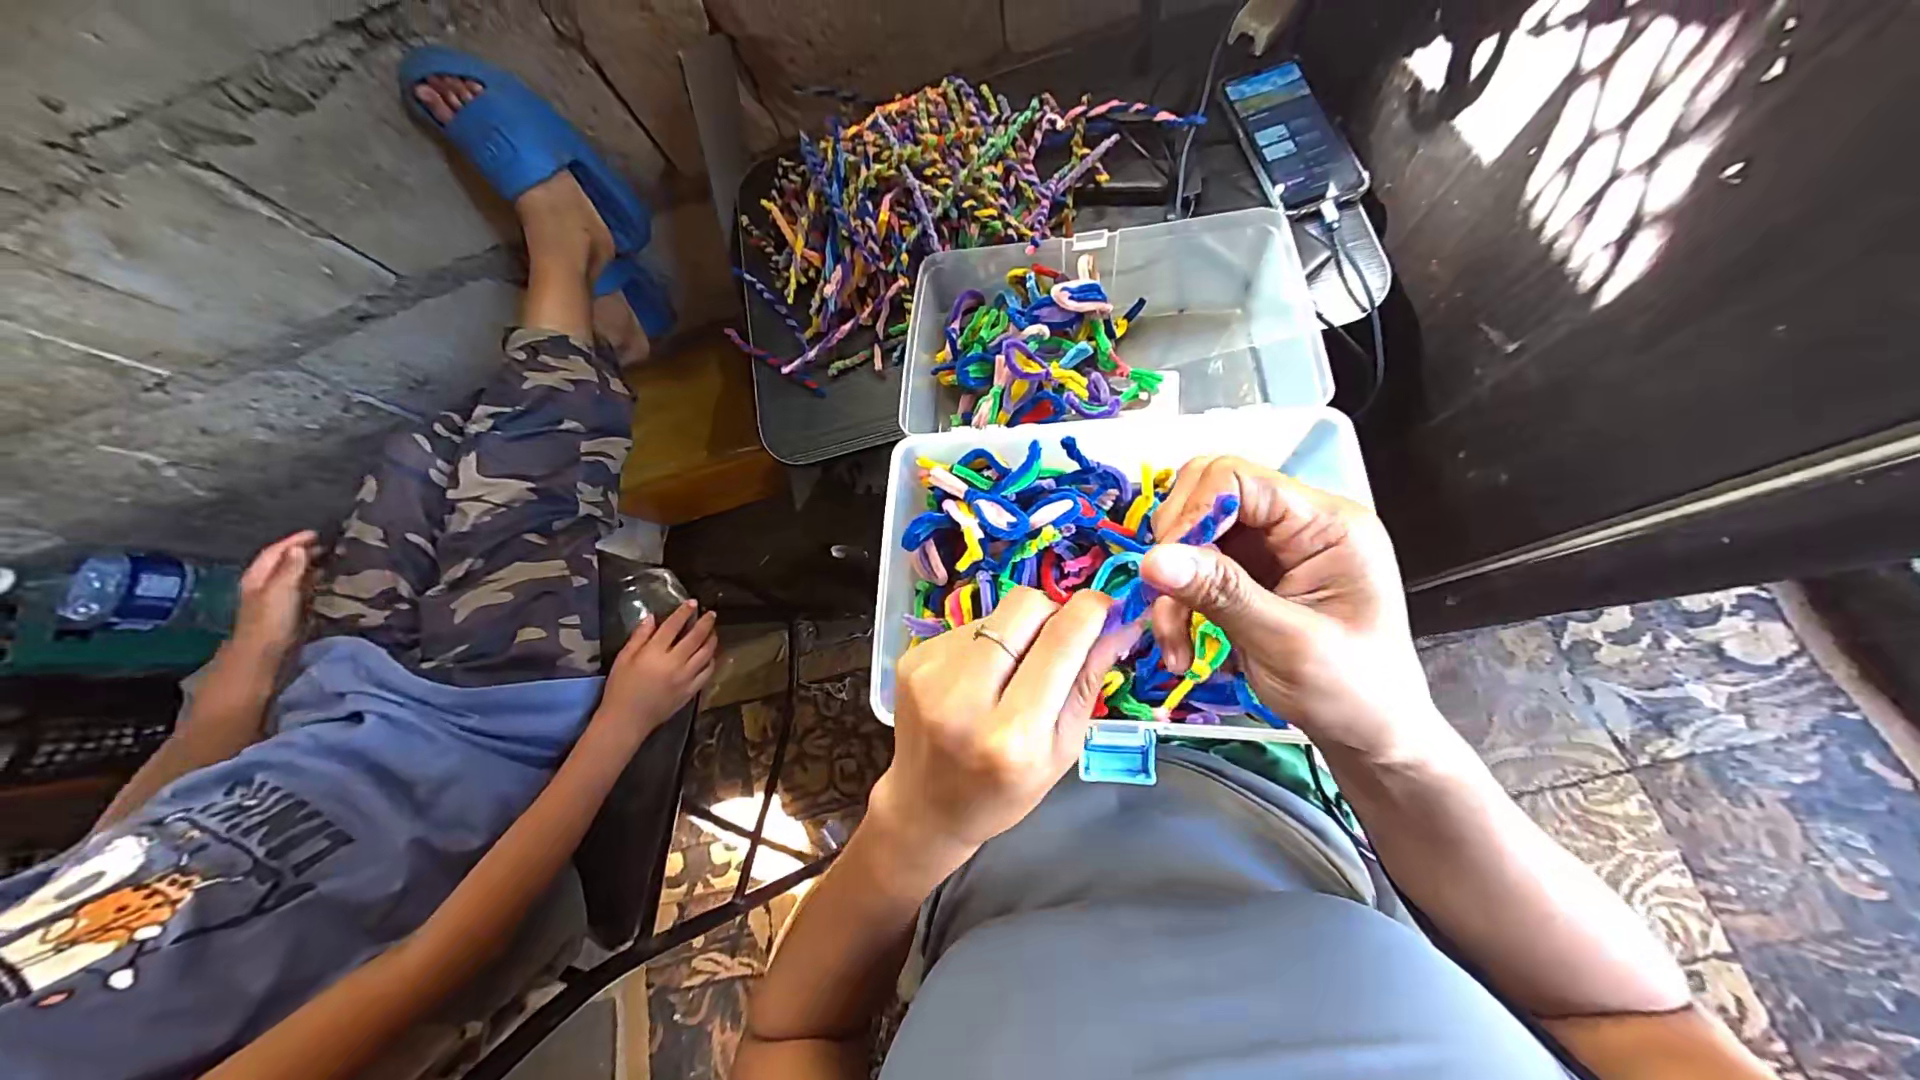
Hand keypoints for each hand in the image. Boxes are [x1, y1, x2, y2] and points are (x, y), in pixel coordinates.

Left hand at [232, 531, 320, 658]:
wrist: (266, 652)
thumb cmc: (271, 619)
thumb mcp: (280, 590)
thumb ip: (290, 568)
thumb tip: (299, 548)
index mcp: (258, 577)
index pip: (275, 552)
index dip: (294, 541)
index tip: (317, 533)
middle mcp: (266, 584)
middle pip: (285, 562)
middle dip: (304, 551)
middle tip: (331, 545)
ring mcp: (278, 597)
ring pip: (296, 575)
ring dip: (312, 565)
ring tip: (334, 559)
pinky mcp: (291, 609)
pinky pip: (305, 588)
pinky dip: (316, 580)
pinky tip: (330, 580)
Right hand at [595, 600, 717, 742]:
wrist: (627, 720)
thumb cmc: (620, 688)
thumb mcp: (623, 659)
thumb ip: (639, 637)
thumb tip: (652, 617)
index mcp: (655, 653)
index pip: (673, 626)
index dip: (684, 612)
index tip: (693, 602)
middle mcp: (674, 663)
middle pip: (696, 637)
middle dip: (706, 623)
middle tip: (711, 614)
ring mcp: (685, 677)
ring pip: (706, 653)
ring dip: (712, 640)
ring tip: (713, 632)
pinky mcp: (691, 691)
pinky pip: (707, 672)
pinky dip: (712, 661)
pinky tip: (711, 655)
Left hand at [872, 588, 1135, 861]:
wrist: (924, 806)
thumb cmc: (1004, 791)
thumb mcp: (1062, 751)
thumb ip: (1089, 681)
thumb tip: (1122, 623)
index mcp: (1013, 734)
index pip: (1060, 642)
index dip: (1090, 611)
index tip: (1106, 605)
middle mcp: (964, 697)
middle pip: (1024, 606)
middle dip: (1052, 613)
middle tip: (1058, 642)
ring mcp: (930, 673)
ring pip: (996, 613)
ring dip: (1017, 631)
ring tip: (1012, 672)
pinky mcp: (912, 659)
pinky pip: (968, 627)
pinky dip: (987, 643)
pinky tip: (982, 679)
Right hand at [1139, 456, 1441, 759]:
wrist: (1367, 734)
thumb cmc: (1352, 691)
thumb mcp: (1286, 643)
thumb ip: (1221, 593)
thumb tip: (1153, 560)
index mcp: (1326, 525)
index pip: (1238, 479)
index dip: (1192, 513)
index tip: (1166, 564)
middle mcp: (1294, 525)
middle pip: (1205, 497)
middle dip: (1175, 547)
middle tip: (1165, 597)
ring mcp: (1268, 549)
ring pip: (1189, 537)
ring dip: (1171, 588)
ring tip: (1174, 642)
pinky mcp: (1246, 575)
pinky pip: (1190, 570)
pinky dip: (1175, 605)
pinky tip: (1180, 643)